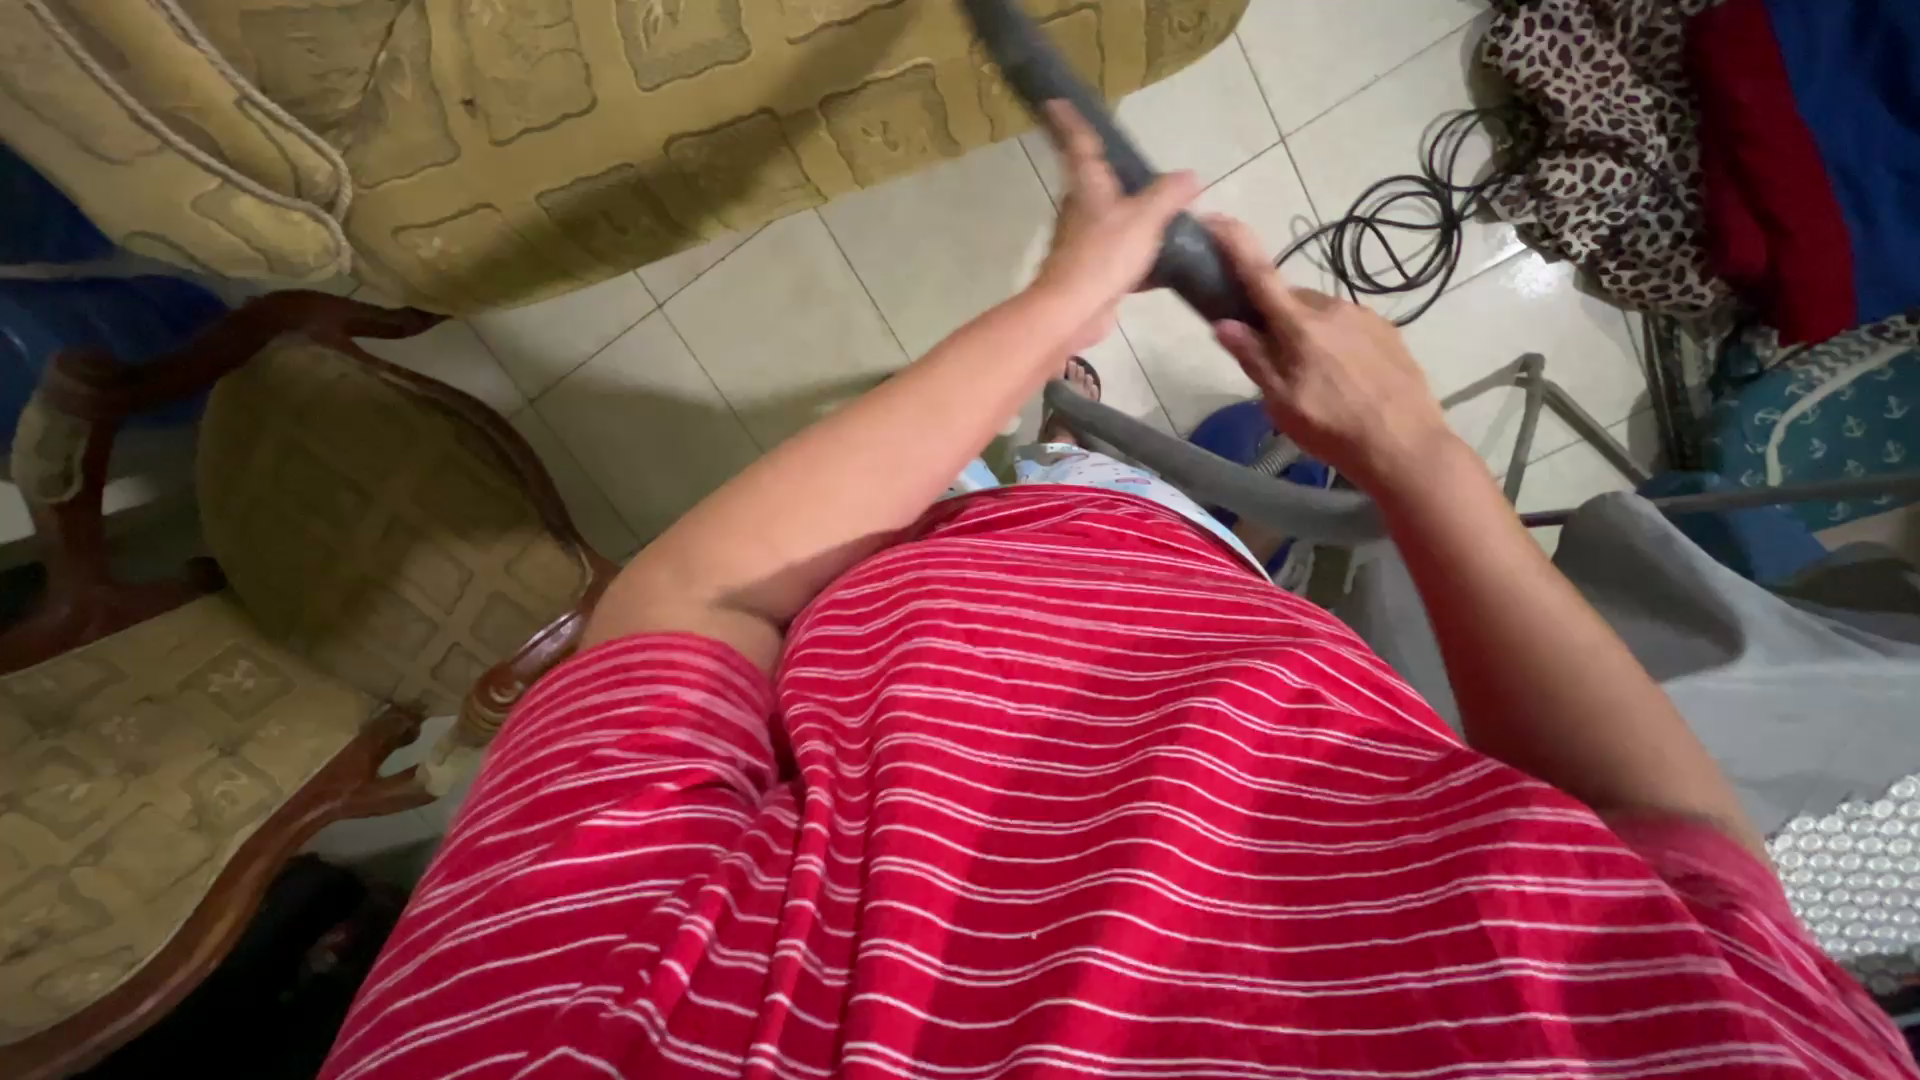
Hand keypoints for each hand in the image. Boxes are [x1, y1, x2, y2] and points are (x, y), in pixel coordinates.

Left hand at [1032, 101, 1199, 351]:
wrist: (1074, 312)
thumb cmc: (1103, 256)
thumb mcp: (1145, 218)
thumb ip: (1168, 195)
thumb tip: (1190, 177)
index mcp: (1089, 187)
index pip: (1079, 144)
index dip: (1069, 121)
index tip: (1056, 102)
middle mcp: (1081, 211)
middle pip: (1099, 186)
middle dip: (1117, 179)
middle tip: (1143, 171)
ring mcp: (1084, 244)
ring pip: (1114, 224)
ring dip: (1136, 222)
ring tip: (1169, 218)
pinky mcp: (1093, 275)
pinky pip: (1122, 259)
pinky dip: (1143, 259)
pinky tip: (1168, 265)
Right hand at [1203, 214, 1462, 496]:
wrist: (1404, 445)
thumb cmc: (1331, 428)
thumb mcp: (1280, 401)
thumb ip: (1253, 358)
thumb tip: (1223, 323)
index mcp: (1300, 325)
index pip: (1260, 274)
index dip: (1235, 245)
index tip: (1216, 219)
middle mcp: (1332, 309)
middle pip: (1288, 300)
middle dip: (1272, 317)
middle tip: (1268, 358)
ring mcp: (1363, 317)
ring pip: (1317, 314)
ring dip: (1303, 333)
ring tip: (1309, 378)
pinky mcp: (1386, 331)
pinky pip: (1345, 326)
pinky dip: (1330, 341)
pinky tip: (1339, 377)